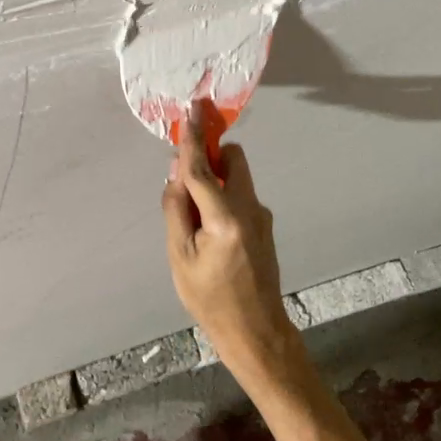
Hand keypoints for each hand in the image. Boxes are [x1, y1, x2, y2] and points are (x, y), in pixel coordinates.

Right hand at [161, 103, 291, 359]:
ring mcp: (262, 216)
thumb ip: (176, 210)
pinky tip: (207, 231)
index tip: (190, 110)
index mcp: (226, 218)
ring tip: (192, 219)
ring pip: (237, 178)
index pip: (204, 169)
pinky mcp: (264, 225)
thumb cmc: (210, 299)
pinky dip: (222, 199)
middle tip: (185, 175)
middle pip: (234, 160)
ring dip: (215, 180)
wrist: (255, 330)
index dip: (192, 139)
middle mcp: (251, 209)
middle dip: (211, 155)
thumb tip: (176, 173)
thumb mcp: (180, 257)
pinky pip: (240, 197)